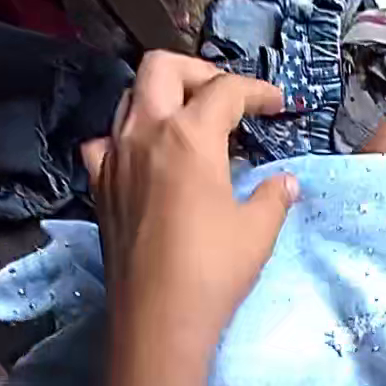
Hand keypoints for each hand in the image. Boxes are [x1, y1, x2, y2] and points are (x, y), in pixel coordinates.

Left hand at [81, 51, 298, 351]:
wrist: (159, 316)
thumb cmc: (214, 271)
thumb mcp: (258, 233)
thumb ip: (273, 197)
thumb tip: (286, 182)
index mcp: (189, 138)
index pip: (225, 91)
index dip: (256, 91)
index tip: (278, 104)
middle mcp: (144, 133)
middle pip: (163, 69)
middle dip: (201, 73)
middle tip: (229, 98)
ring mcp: (114, 157)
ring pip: (132, 98)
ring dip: (165, 99)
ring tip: (192, 125)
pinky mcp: (99, 185)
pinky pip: (108, 140)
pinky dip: (131, 137)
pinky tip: (147, 160)